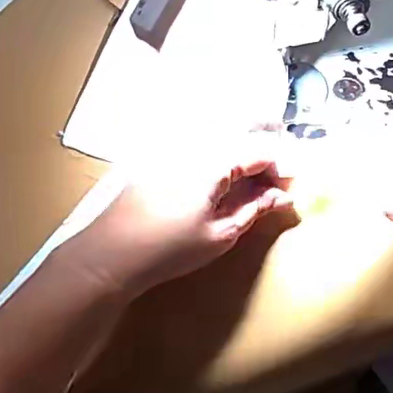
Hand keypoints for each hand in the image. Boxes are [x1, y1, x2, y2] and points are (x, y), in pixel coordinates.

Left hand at [58, 132, 295, 299]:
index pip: (260, 152)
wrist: (109, 254)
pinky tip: (212, 186)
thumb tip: (283, 196)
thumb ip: (255, 209)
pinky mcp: (155, 158)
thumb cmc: (169, 249)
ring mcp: (172, 148)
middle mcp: (194, 145)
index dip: (278, 170)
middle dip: (260, 160)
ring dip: (237, 158)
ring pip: (217, 140)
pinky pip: (195, 147)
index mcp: (214, 161)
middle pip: (239, 139)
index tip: (284, 191)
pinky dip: (214, 160)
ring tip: (243, 189)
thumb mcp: (221, 234)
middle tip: (267, 188)